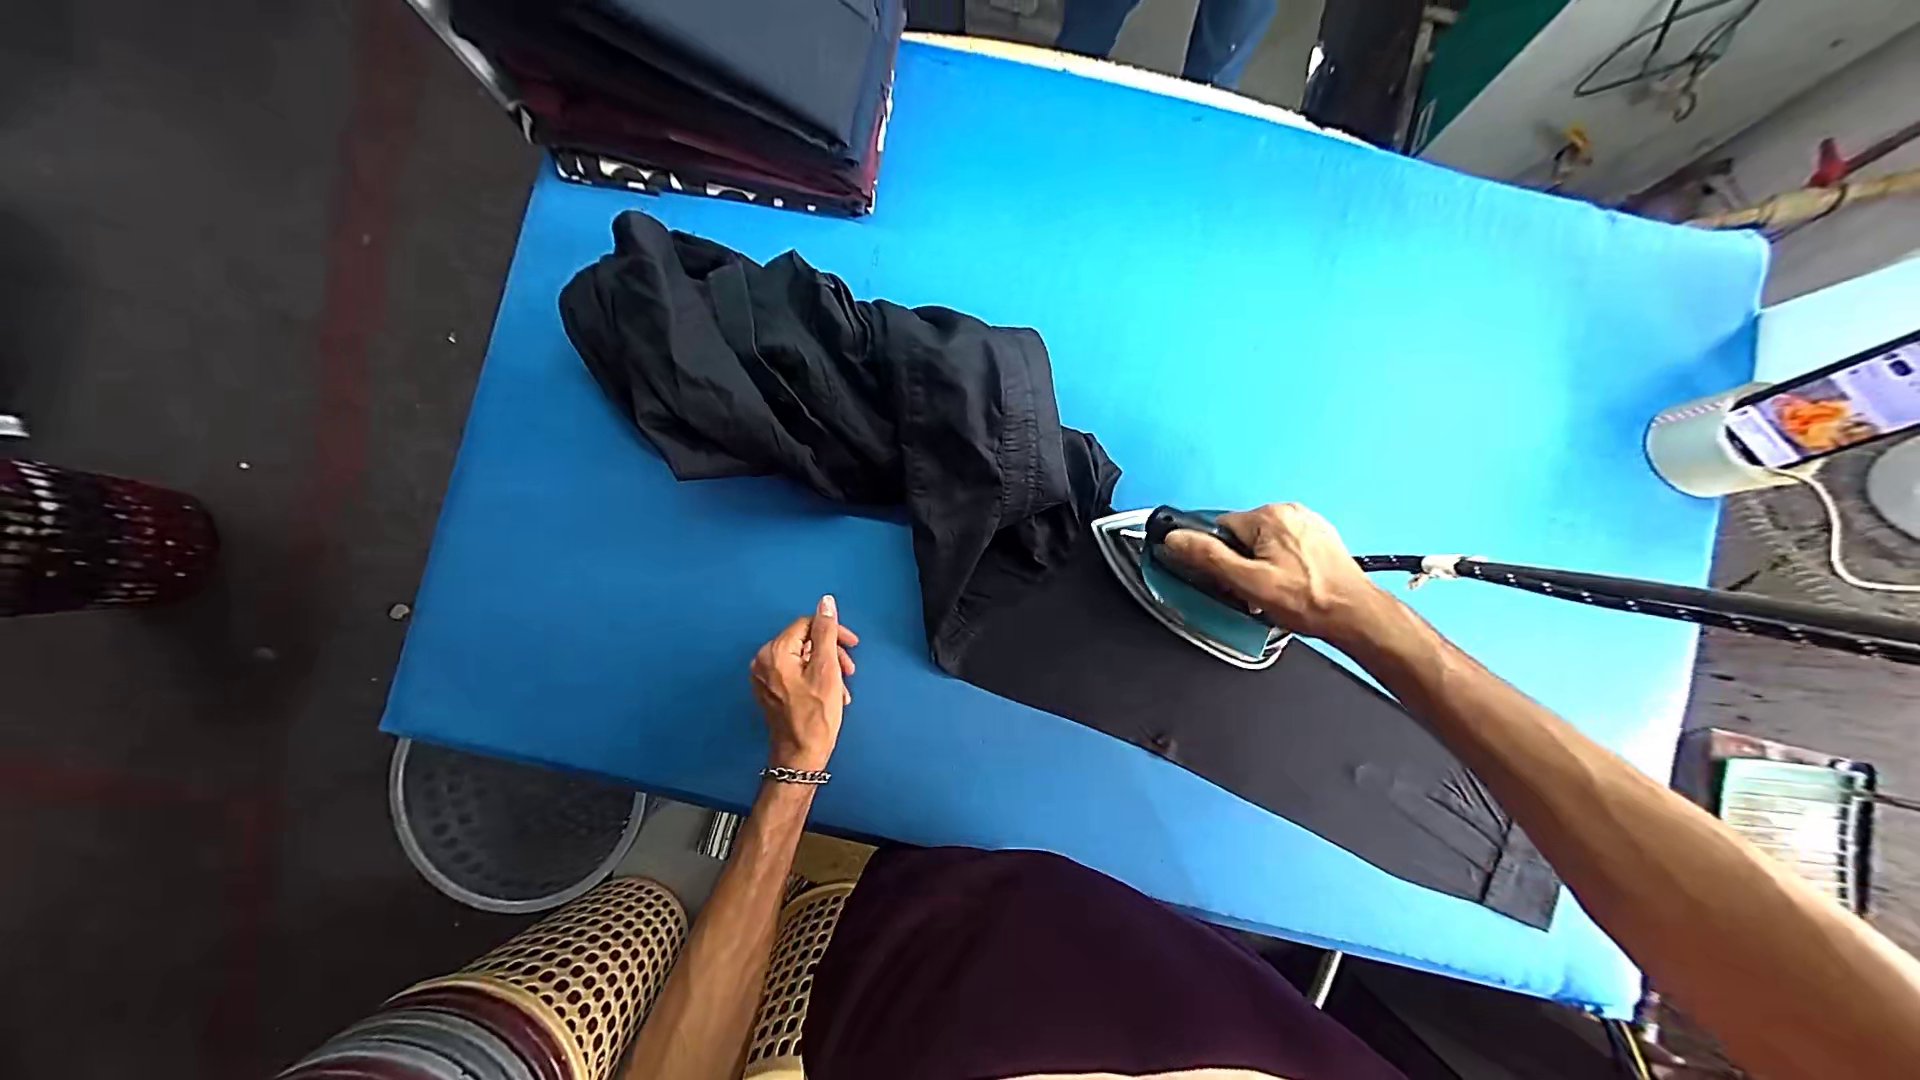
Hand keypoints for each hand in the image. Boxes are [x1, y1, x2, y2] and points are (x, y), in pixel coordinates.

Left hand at [750, 594, 858, 771]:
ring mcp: (764, 677)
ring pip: (802, 657)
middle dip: (831, 652)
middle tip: (848, 669)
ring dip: (826, 667)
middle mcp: (763, 661)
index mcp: (774, 653)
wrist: (801, 756)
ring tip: (841, 687)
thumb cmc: (815, 717)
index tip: (851, 645)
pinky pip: (795, 671)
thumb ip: (826, 631)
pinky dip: (815, 677)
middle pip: (804, 640)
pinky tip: (829, 692)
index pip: (807, 624)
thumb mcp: (827, 668)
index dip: (833, 632)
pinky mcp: (770, 689)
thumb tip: (826, 603)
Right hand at [1159, 502, 1390, 645]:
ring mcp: (1307, 524)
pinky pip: (1283, 546)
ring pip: (1262, 542)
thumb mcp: (1247, 582)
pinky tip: (1291, 585)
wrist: (1356, 616)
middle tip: (1254, 588)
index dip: (1218, 557)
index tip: (1229, 576)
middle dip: (1240, 562)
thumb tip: (1175, 538)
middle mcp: (1289, 512)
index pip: (1219, 528)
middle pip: (1240, 535)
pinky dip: (1280, 564)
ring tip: (1276, 590)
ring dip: (1260, 565)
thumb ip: (1207, 557)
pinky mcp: (1319, 537)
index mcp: (1269, 516)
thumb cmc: (1310, 602)